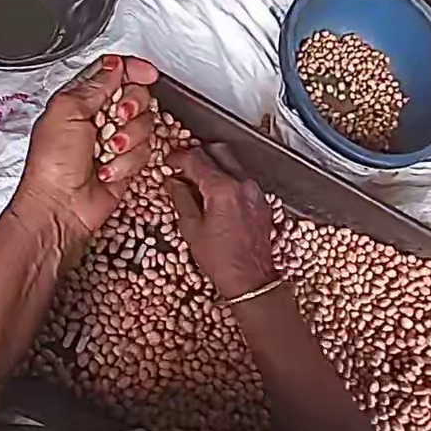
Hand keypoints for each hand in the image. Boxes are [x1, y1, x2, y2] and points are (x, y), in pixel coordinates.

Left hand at [13, 54, 161, 240]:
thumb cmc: (53, 164)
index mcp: (81, 99)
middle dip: (132, 106)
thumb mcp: (67, 110)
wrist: (61, 205)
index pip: (113, 72)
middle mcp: (100, 118)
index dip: (133, 69)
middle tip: (118, 117)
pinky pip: (145, 152)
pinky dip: (127, 163)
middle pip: (136, 96)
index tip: (147, 74)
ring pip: (144, 125)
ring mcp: (115, 141)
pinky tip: (108, 170)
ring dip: (128, 139)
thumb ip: (95, 85)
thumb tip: (116, 66)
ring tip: (107, 151)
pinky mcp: (127, 163)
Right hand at [164, 146, 276, 297]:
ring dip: (213, 165)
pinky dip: (227, 179)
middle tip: (182, 167)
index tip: (169, 161)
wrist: (250, 280)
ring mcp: (255, 191)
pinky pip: (242, 179)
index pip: (196, 159)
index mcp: (223, 189)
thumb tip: (173, 181)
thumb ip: (181, 198)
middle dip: (198, 155)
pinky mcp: (261, 201)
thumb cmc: (220, 260)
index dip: (178, 157)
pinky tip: (215, 195)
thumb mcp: (191, 229)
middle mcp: (243, 184)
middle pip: (217, 151)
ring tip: (197, 182)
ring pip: (232, 163)